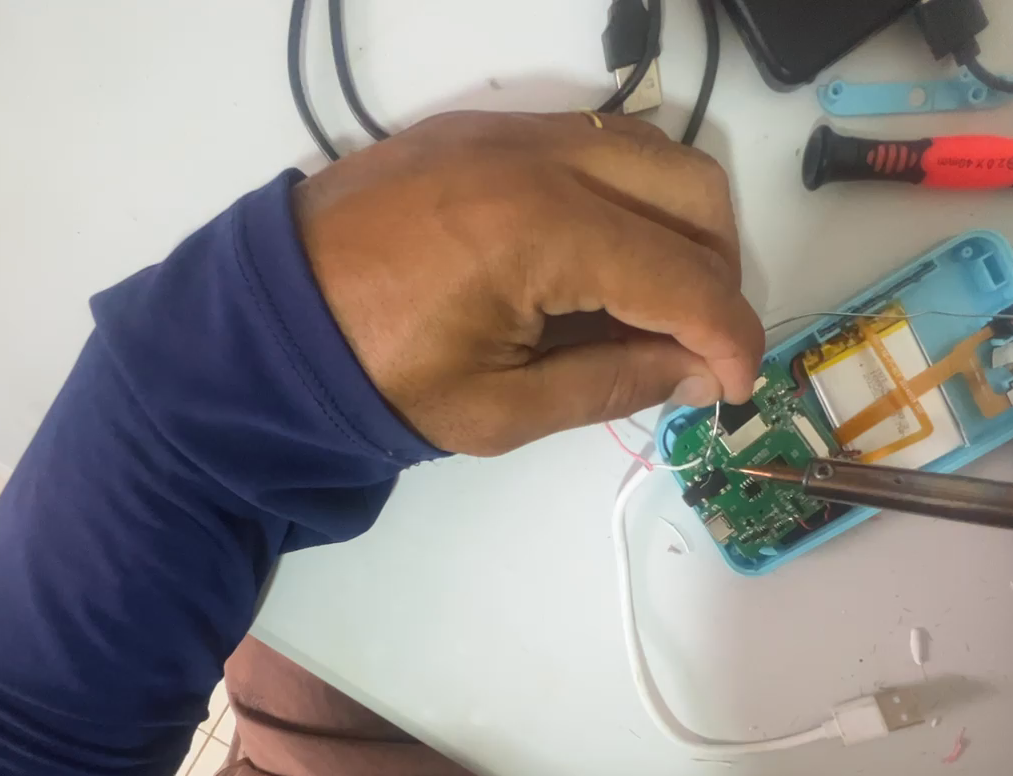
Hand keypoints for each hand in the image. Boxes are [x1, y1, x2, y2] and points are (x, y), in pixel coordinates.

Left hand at [292, 111, 762, 455]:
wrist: (275, 321)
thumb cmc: (379, 378)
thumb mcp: (498, 411)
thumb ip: (611, 385)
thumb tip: (696, 371)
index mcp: (540, 232)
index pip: (683, 278)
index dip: (731, 338)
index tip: (737, 387)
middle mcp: (539, 157)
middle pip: (693, 194)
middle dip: (719, 278)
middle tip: (698, 346)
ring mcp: (510, 129)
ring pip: (655, 155)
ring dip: (684, 230)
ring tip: (659, 305)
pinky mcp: (486, 128)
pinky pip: (598, 144)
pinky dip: (631, 199)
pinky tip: (605, 259)